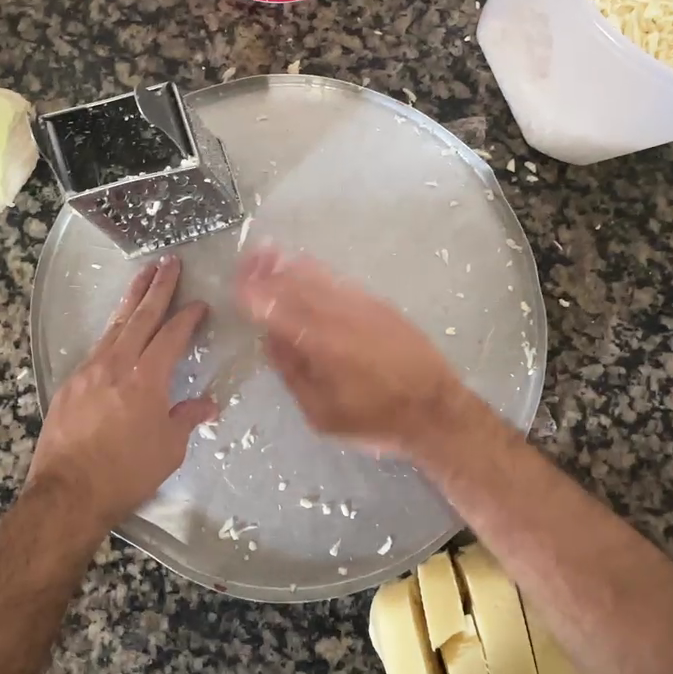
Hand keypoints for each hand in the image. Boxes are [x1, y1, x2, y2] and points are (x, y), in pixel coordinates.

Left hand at [29, 256, 217, 527]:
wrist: (67, 494)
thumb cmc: (125, 474)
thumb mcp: (169, 450)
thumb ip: (186, 418)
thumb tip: (207, 404)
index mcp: (146, 379)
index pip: (171, 336)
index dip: (188, 317)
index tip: (200, 303)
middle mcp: (116, 365)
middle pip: (141, 316)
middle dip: (157, 287)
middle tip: (168, 262)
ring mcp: (89, 371)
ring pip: (115, 326)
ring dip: (132, 299)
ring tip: (143, 276)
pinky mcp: (70, 384)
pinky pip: (97, 347)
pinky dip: (113, 330)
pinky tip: (118, 327)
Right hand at [233, 245, 469, 457]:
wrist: (435, 409)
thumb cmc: (374, 420)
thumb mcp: (321, 413)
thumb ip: (292, 373)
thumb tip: (270, 340)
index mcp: (320, 343)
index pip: (278, 308)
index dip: (255, 293)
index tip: (237, 283)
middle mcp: (338, 315)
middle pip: (296, 284)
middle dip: (268, 271)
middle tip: (246, 259)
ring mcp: (361, 305)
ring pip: (318, 277)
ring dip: (290, 265)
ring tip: (269, 254)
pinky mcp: (379, 304)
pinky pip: (339, 281)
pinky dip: (317, 272)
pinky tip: (306, 267)